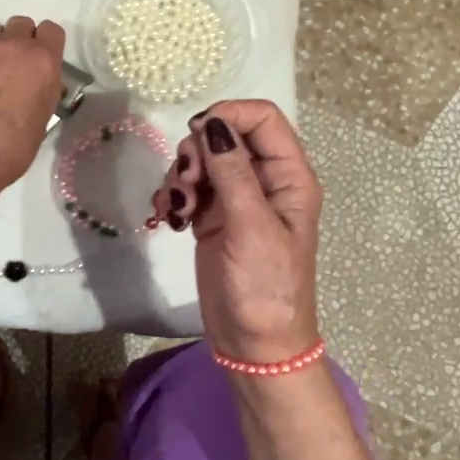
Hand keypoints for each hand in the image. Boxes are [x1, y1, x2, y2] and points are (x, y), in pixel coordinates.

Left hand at [0, 16, 66, 205]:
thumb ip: (44, 87)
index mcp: (44, 62)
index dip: (44, 44)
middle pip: (21, 25)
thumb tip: (37, 80)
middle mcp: (17, 45)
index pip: (51, 30)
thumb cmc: (10, 150)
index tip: (36, 60)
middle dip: (18, 42)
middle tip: (9, 68)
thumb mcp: (42, 118)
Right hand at [154, 99, 321, 363]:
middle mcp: (265, 181)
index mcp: (289, 177)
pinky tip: (170, 218)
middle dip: (197, 151)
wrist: (254, 344)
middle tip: (187, 182)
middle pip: (225, 135)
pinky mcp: (213, 217)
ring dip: (181, 175)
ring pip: (202, 159)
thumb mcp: (251, 226)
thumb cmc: (265, 288)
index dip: (228, 115)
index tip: (195, 134)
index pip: (262, 118)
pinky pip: (189, 187)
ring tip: (178, 208)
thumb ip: (233, 172)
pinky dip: (174, 195)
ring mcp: (237, 199)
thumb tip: (213, 124)